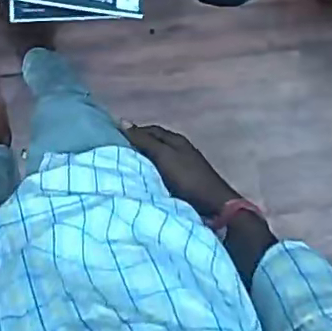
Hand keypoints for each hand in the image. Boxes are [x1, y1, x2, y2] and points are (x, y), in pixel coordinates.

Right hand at [126, 124, 241, 218]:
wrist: (216, 209)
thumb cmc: (189, 178)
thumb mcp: (164, 156)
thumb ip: (144, 140)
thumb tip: (122, 121)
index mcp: (175, 140)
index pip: (150, 130)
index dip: (133, 132)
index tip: (115, 138)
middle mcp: (180, 150)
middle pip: (154, 144)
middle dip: (137, 147)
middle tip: (117, 155)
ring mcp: (183, 168)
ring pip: (157, 161)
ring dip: (143, 163)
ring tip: (125, 170)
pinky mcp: (185, 186)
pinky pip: (162, 176)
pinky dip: (151, 177)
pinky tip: (142, 184)